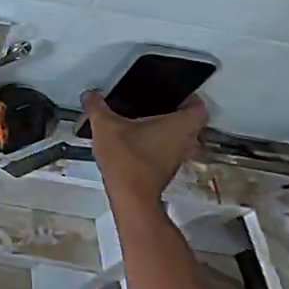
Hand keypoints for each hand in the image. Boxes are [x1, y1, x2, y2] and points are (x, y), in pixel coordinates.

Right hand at [80, 91, 207, 212]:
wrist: (130, 195)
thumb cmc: (127, 157)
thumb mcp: (105, 125)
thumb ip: (97, 106)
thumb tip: (90, 95)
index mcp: (181, 124)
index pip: (198, 105)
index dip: (188, 96)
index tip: (172, 93)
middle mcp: (186, 140)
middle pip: (190, 121)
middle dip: (174, 112)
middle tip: (155, 104)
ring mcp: (179, 157)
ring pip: (179, 137)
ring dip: (165, 130)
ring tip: (142, 121)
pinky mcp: (168, 169)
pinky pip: (167, 150)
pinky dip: (157, 144)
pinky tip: (136, 141)